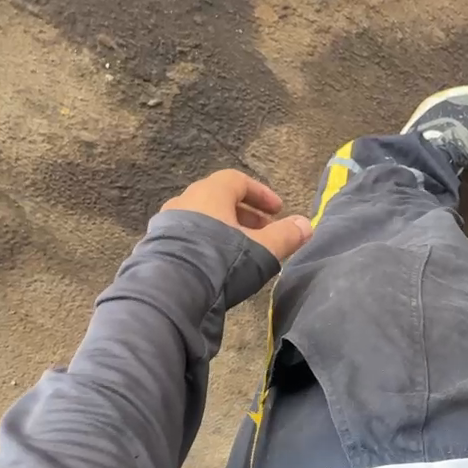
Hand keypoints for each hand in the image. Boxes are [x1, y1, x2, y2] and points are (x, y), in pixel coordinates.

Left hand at [162, 170, 313, 261]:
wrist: (175, 286)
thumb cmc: (223, 259)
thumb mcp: (264, 248)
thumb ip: (286, 235)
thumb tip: (306, 224)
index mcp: (210, 194)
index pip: (237, 181)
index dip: (261, 194)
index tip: (278, 211)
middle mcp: (186, 201)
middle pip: (219, 199)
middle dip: (246, 214)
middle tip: (265, 231)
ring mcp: (169, 223)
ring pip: (204, 218)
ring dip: (228, 229)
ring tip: (245, 250)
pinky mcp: (161, 245)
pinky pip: (191, 235)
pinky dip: (210, 241)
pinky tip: (221, 262)